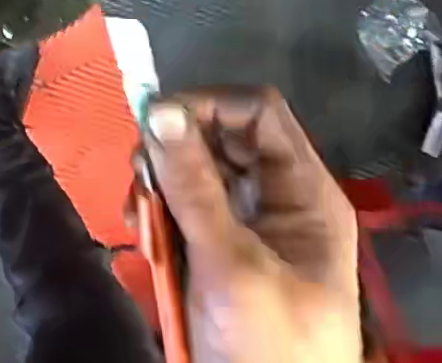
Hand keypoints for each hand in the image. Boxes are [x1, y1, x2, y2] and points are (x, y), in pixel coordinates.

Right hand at [144, 89, 361, 362]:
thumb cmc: (267, 353)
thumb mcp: (229, 266)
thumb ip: (192, 185)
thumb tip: (158, 108)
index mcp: (304, 193)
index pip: (258, 113)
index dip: (209, 104)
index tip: (158, 122)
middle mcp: (276, 194)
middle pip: (220, 133)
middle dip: (175, 144)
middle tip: (138, 168)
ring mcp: (245, 219)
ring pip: (194, 163)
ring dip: (158, 176)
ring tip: (136, 208)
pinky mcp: (216, 242)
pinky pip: (181, 198)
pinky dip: (155, 204)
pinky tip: (139, 227)